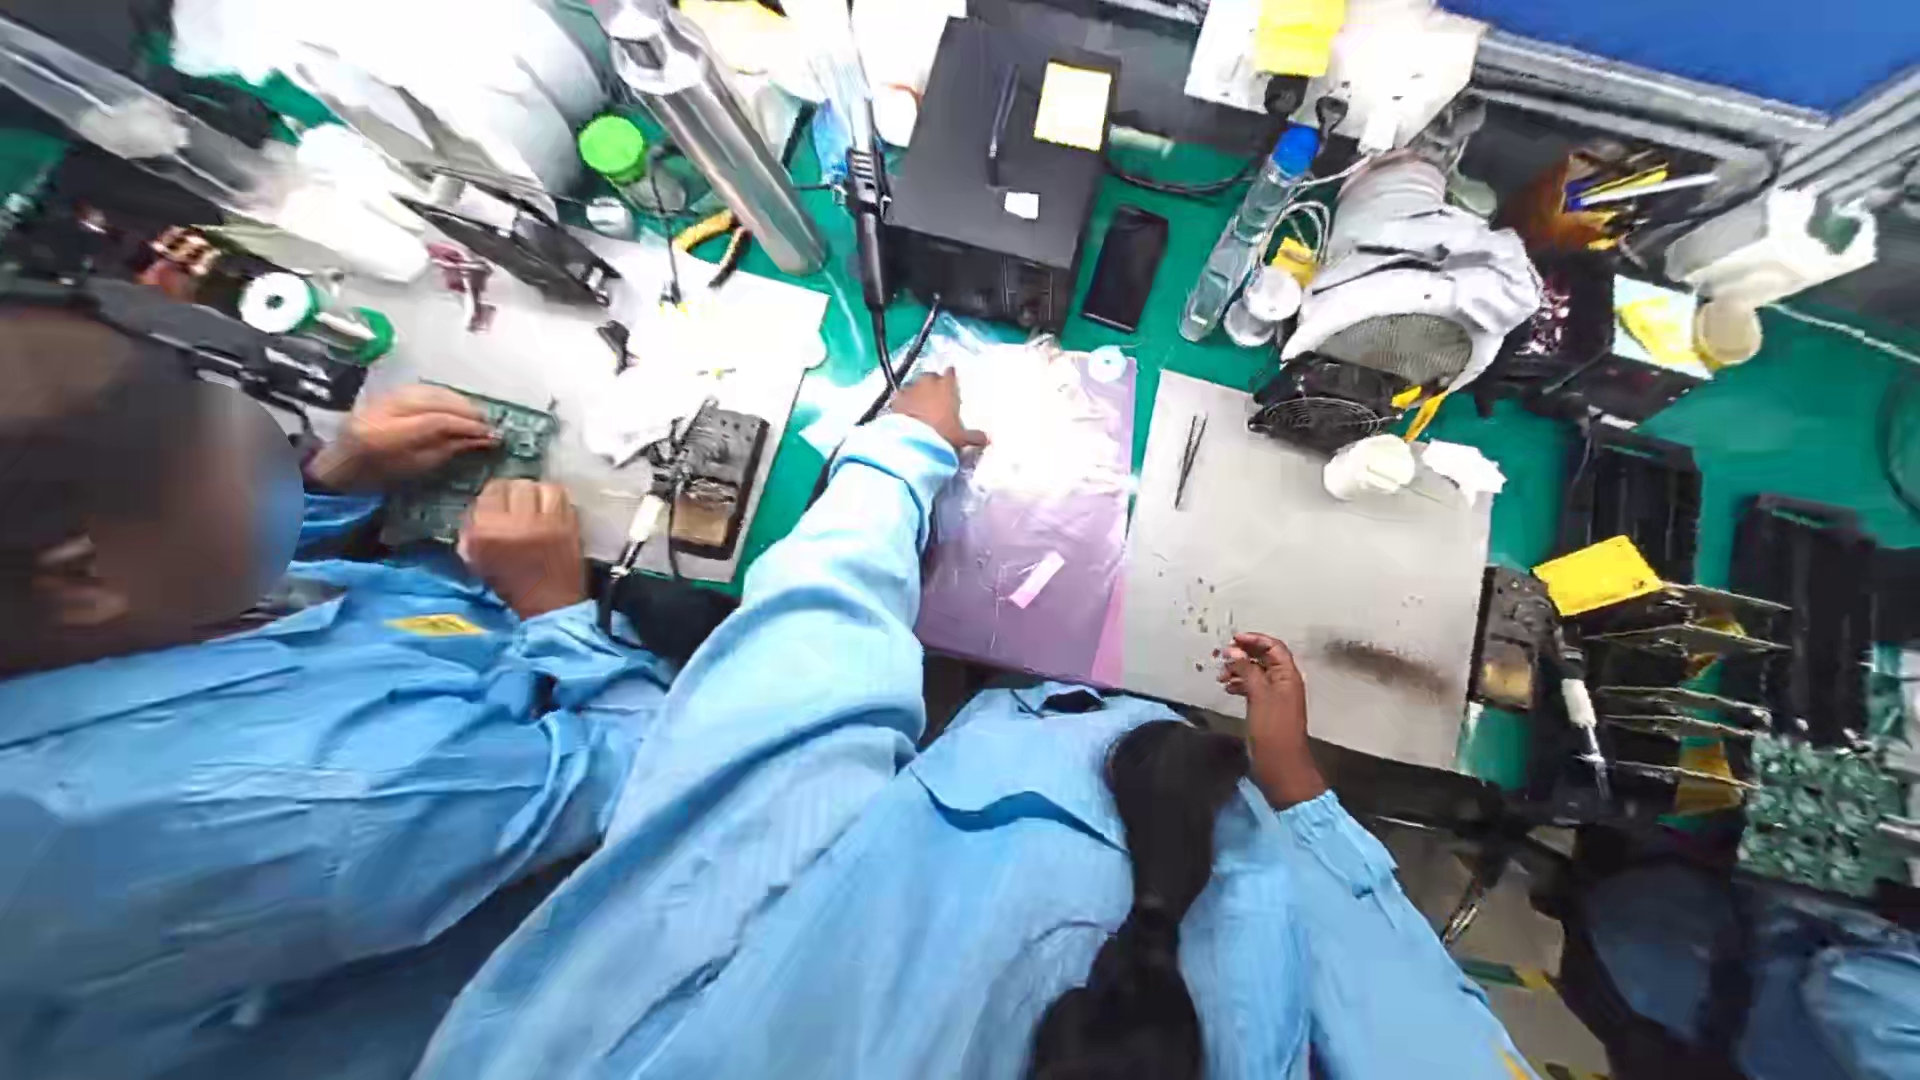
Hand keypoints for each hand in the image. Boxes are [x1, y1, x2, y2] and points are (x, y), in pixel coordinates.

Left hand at [306, 385, 497, 492]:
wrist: (342, 463)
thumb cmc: (384, 474)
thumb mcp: (421, 465)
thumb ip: (452, 448)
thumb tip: (486, 439)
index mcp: (388, 435)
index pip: (436, 421)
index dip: (468, 426)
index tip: (491, 434)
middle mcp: (382, 411)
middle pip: (434, 402)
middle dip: (467, 411)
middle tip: (488, 423)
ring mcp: (381, 399)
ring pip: (428, 391)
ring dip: (458, 401)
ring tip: (477, 415)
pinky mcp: (384, 393)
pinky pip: (420, 389)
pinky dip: (444, 395)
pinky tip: (458, 405)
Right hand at [457, 479, 586, 617]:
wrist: (548, 601)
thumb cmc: (510, 581)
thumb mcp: (477, 556)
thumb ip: (474, 527)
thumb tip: (482, 503)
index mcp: (487, 531)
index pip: (490, 491)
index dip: (495, 493)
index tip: (498, 499)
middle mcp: (516, 522)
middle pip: (516, 485)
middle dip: (515, 489)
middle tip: (518, 499)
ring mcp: (547, 522)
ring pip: (541, 486)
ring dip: (537, 491)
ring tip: (536, 501)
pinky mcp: (570, 525)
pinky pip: (563, 498)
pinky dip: (557, 498)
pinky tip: (552, 507)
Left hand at [887, 371, 987, 451]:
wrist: (914, 441)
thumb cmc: (943, 435)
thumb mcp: (962, 438)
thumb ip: (975, 436)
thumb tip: (988, 439)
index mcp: (947, 387)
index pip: (950, 374)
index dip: (950, 378)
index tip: (950, 381)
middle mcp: (928, 382)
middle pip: (930, 377)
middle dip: (932, 383)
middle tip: (934, 396)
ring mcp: (910, 388)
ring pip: (914, 384)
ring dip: (916, 391)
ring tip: (918, 403)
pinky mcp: (896, 399)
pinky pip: (900, 396)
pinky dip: (902, 401)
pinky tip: (903, 409)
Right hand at [1219, 632, 1326, 807]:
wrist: (1281, 765)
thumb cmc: (1273, 729)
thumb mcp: (1259, 695)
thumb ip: (1247, 670)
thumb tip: (1233, 650)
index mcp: (1288, 676)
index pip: (1274, 647)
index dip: (1254, 640)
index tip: (1232, 640)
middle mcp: (1283, 682)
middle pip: (1264, 658)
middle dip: (1243, 653)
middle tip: (1222, 656)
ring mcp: (1275, 695)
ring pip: (1256, 672)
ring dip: (1239, 669)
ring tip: (1221, 676)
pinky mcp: (1266, 707)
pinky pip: (1252, 686)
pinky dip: (1239, 683)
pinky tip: (1227, 688)